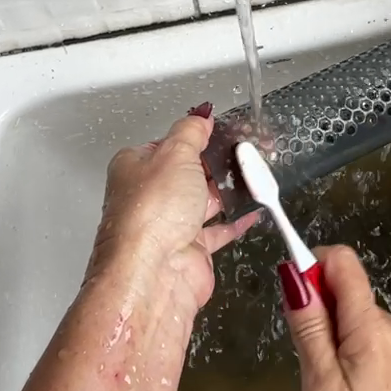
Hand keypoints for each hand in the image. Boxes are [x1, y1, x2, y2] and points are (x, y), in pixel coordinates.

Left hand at [86, 109, 255, 311]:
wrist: (154, 275)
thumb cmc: (150, 214)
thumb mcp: (175, 153)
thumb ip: (191, 131)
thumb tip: (201, 115)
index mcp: (135, 167)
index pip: (167, 144)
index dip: (193, 137)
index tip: (219, 131)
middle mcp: (148, 197)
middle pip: (187, 172)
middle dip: (214, 164)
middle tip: (244, 152)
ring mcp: (169, 225)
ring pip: (203, 200)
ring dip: (227, 190)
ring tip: (255, 175)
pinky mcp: (190, 250)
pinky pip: (218, 230)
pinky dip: (236, 220)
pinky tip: (253, 210)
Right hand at [281, 245, 390, 390]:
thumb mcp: (323, 390)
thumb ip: (309, 329)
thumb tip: (294, 276)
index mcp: (371, 327)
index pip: (341, 260)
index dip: (310, 265)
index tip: (293, 296)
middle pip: (346, 290)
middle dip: (318, 315)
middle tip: (311, 366)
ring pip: (356, 321)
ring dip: (334, 342)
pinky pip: (372, 345)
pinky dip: (352, 360)